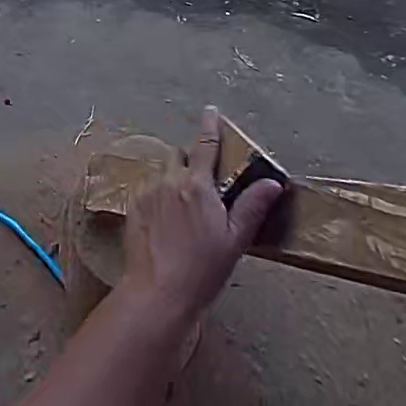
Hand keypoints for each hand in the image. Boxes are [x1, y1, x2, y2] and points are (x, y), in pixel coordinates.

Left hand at [117, 106, 284, 322]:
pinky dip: (156, 194)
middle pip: (178, 155)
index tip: (210, 111)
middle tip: (199, 186)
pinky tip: (162, 219)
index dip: (209, 126)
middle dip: (188, 162)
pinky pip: (146, 188)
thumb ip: (252, 207)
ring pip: (161, 171)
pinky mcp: (132, 206)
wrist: (158, 294)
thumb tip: (273, 183)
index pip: (205, 145)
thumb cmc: (201, 269)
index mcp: (198, 184)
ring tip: (179, 207)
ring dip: (171, 178)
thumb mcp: (234, 240)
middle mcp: (170, 180)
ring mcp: (148, 192)